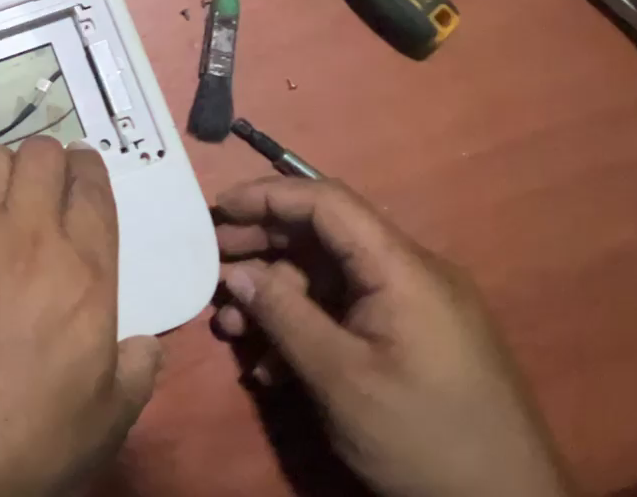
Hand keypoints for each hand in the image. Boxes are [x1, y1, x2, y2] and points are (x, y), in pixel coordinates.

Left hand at [0, 137, 161, 496]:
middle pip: (42, 155)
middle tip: (45, 186)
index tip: (84, 173)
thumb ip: (136, 371)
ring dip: (4, 170)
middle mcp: (28, 235)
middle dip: (50, 160)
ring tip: (2, 199)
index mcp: (84, 271)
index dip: (90, 170)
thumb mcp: (106, 420)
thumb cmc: (25, 439)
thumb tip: (147, 344)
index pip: (92, 186)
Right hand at [213, 177, 573, 496]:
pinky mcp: (411, 338)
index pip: (327, 202)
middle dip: (262, 249)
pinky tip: (270, 365)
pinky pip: (345, 312)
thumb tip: (235, 271)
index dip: (267, 196)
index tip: (219, 210)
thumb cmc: (424, 439)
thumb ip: (283, 315)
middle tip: (211, 267)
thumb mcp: (341, 379)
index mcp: (402, 269)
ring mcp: (413, 307)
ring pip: (327, 278)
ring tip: (231, 330)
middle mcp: (410, 273)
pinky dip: (304, 327)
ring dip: (275, 298)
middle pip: (322, 236)